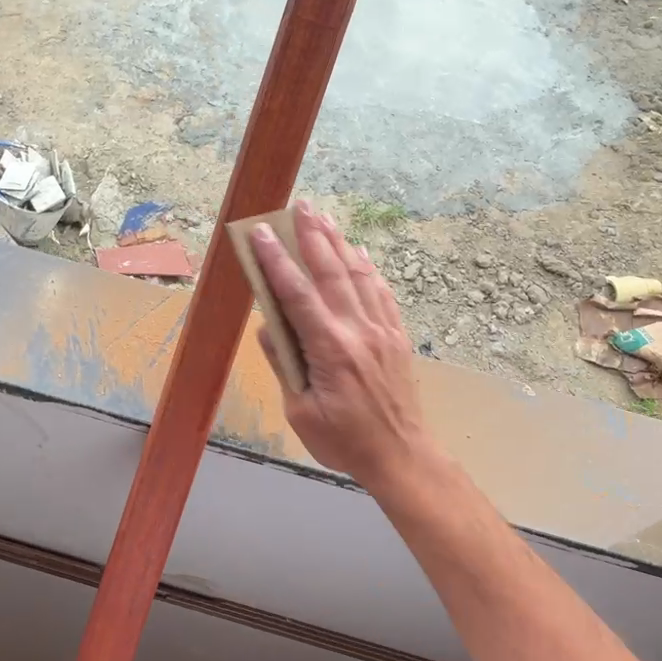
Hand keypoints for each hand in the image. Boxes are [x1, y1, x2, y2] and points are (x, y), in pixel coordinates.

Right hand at [250, 201, 431, 490]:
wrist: (400, 455)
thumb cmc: (343, 442)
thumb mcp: (300, 411)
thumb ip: (286, 364)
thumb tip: (269, 326)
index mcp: (330, 349)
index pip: (297, 294)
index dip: (277, 261)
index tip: (261, 233)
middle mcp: (358, 330)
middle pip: (332, 272)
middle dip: (313, 236)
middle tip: (299, 205)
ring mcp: (382, 331)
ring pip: (359, 275)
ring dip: (339, 244)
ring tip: (324, 218)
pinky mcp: (396, 337)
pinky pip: (382, 293)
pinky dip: (368, 268)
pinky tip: (359, 253)